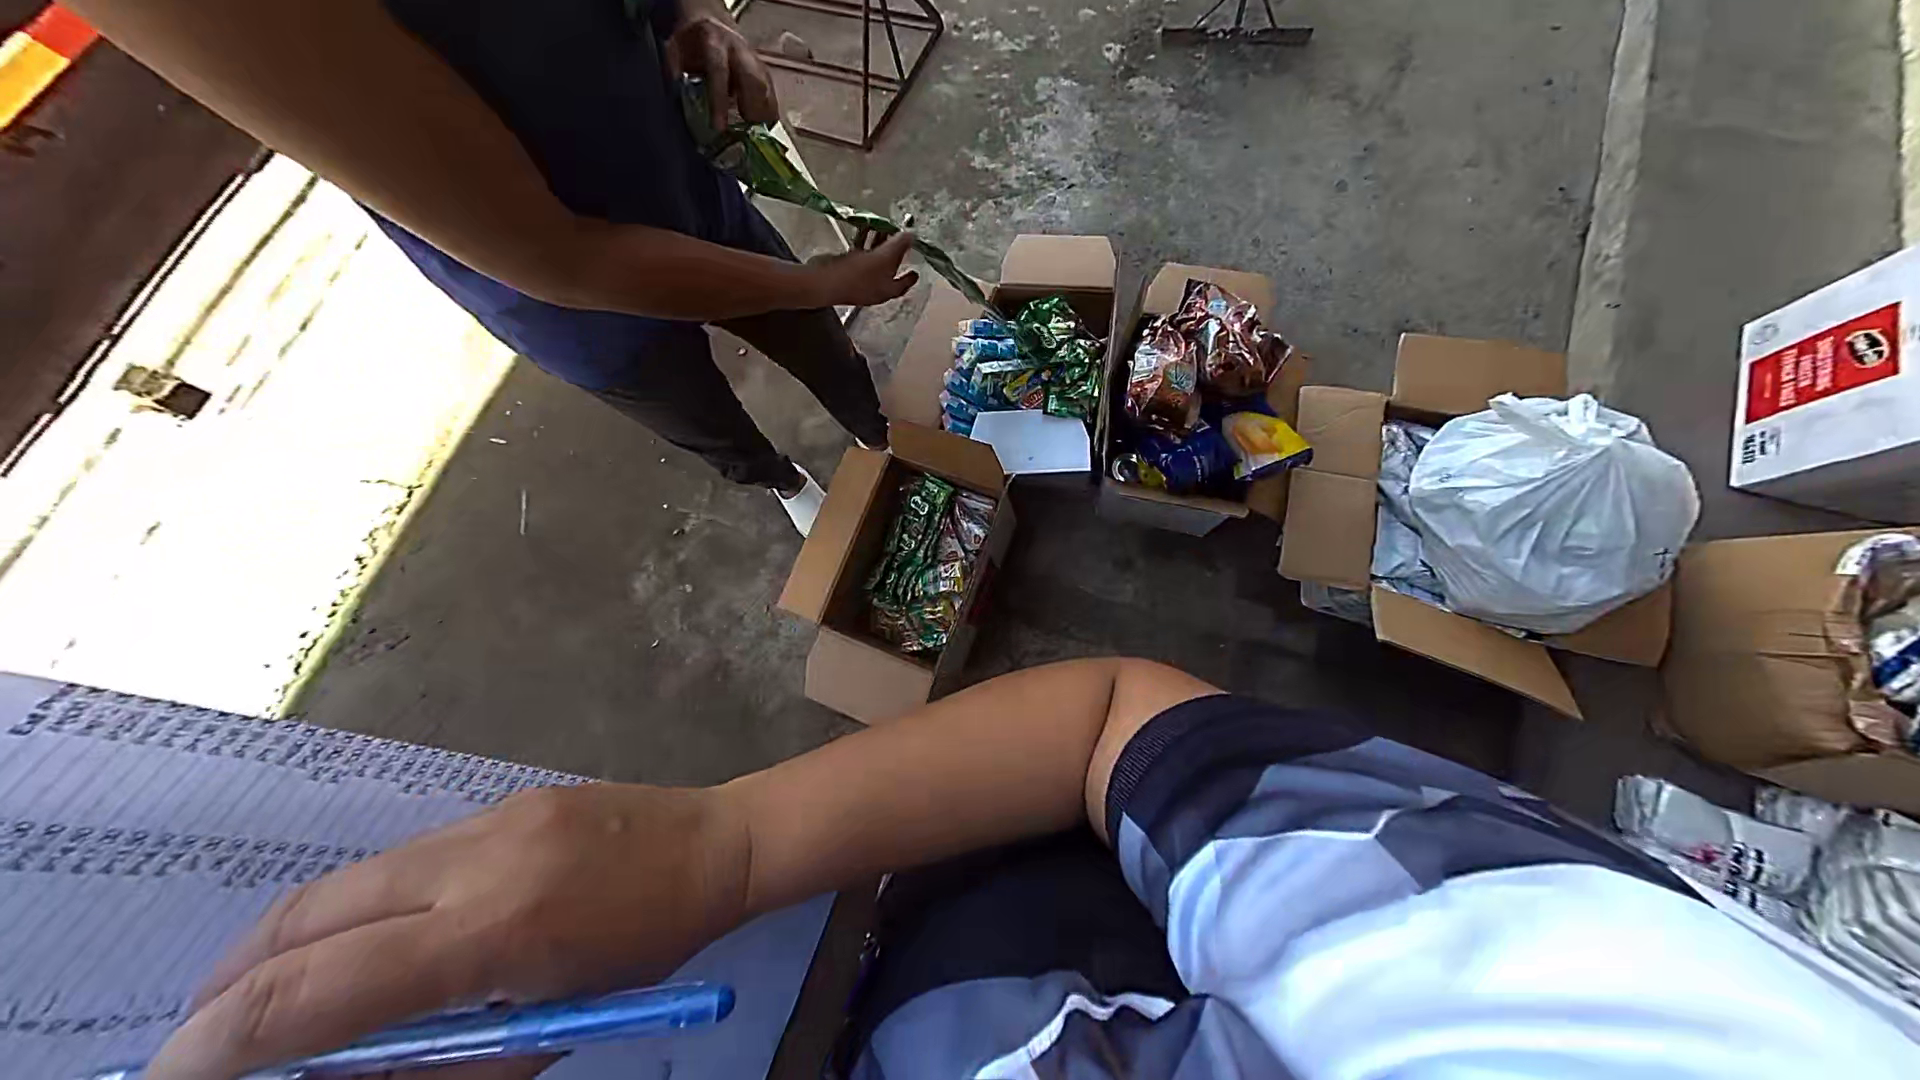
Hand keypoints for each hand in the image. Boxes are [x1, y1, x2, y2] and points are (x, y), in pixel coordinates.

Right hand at [145, 784, 750, 1079]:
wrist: (717, 844)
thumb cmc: (647, 948)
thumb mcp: (546, 1028)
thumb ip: (430, 1061)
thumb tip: (322, 1074)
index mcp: (495, 929)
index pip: (312, 990)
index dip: (217, 1048)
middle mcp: (482, 857)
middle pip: (308, 915)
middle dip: (235, 983)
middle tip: (212, 1042)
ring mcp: (500, 813)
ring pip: (356, 876)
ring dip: (301, 936)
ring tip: (291, 988)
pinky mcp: (516, 795)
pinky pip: (413, 850)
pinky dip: (372, 898)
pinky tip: (387, 928)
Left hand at [666, 0, 778, 129]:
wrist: (711, 25)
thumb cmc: (693, 44)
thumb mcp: (676, 49)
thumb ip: (674, 67)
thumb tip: (675, 91)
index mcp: (715, 43)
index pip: (720, 72)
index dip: (720, 102)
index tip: (719, 127)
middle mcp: (739, 51)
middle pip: (755, 82)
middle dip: (752, 108)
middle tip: (746, 125)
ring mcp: (756, 62)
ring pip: (768, 91)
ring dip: (764, 114)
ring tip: (755, 128)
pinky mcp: (766, 74)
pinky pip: (773, 97)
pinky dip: (769, 115)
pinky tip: (762, 124)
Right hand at [807, 230, 918, 307]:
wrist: (824, 281)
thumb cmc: (857, 274)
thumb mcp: (884, 258)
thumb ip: (899, 245)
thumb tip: (912, 235)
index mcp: (887, 289)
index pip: (903, 284)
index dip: (910, 277)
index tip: (916, 271)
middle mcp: (875, 287)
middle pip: (889, 268)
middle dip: (894, 251)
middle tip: (898, 235)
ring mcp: (859, 280)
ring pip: (874, 259)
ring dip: (878, 243)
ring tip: (883, 226)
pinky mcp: (846, 270)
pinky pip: (859, 254)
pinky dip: (863, 241)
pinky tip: (864, 227)